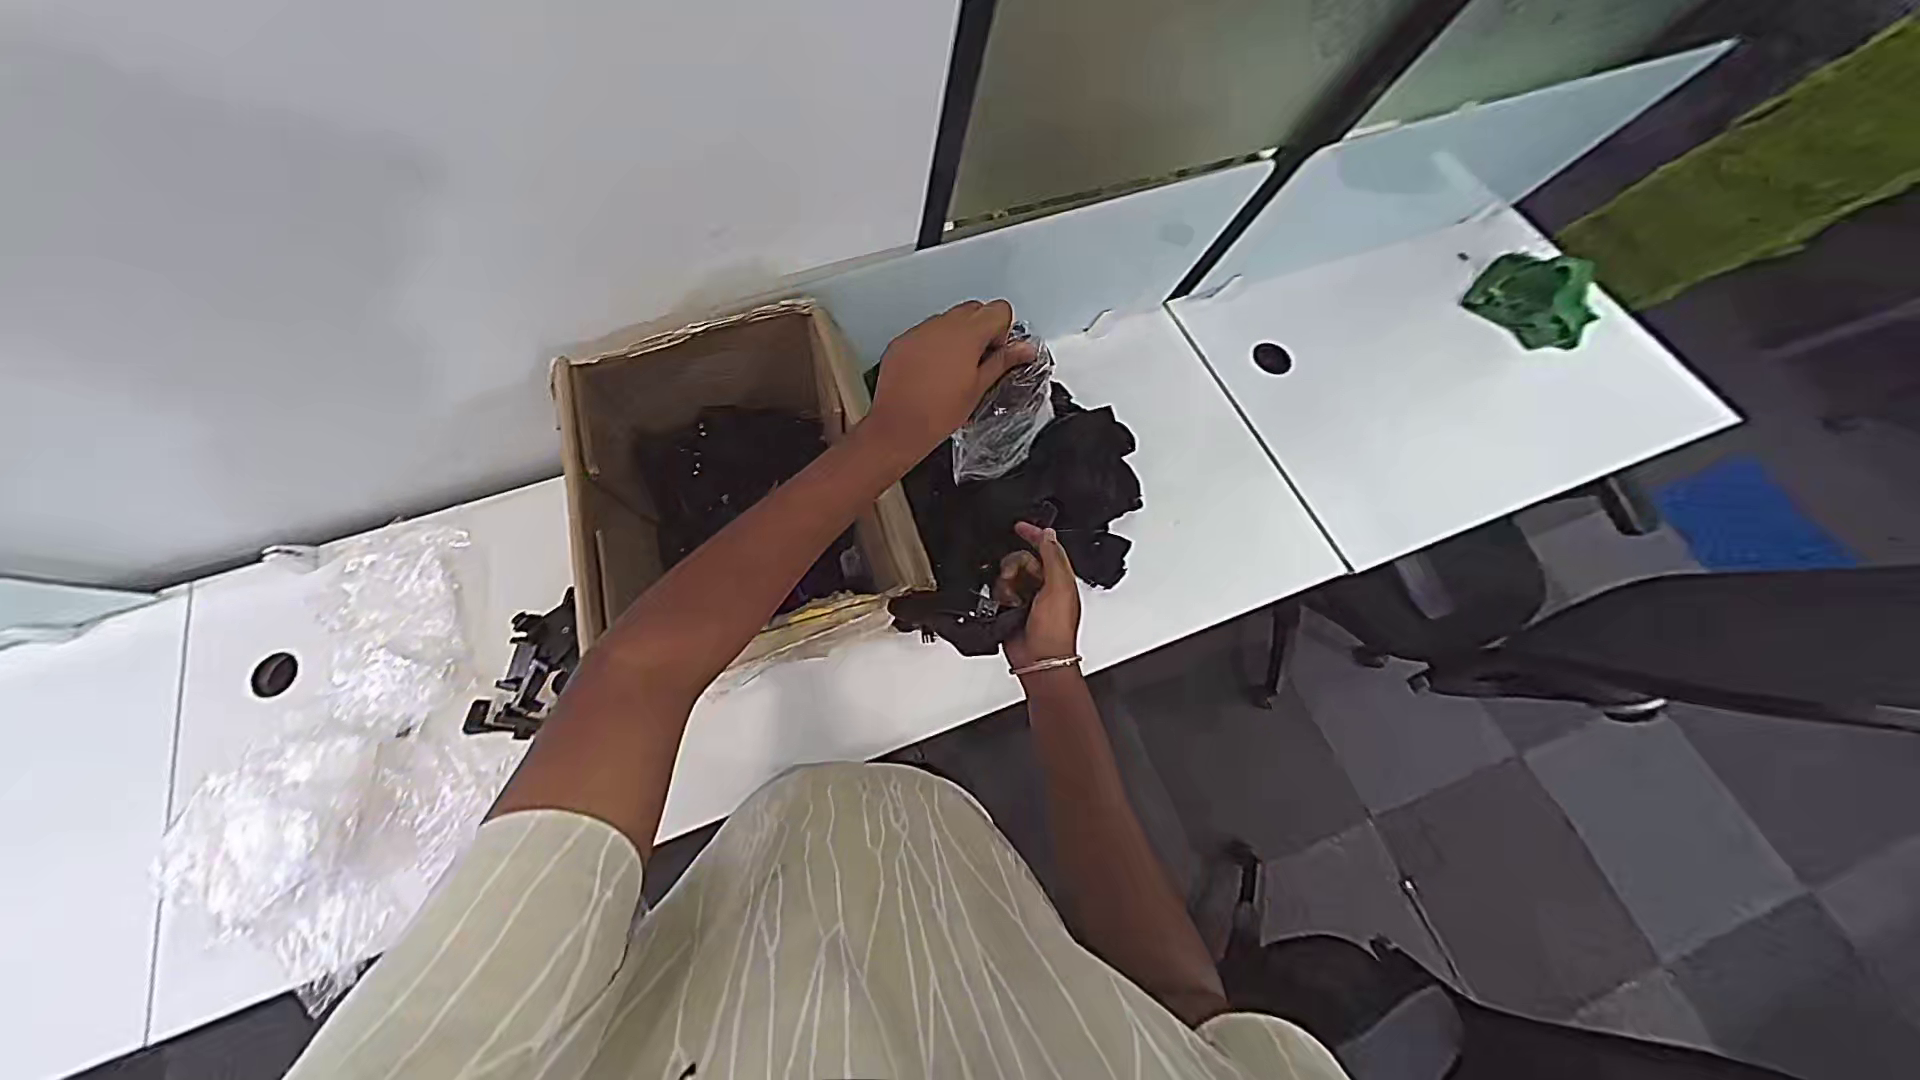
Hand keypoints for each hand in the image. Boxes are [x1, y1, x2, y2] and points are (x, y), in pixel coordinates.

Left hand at [862, 299, 1037, 463]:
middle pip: (974, 309)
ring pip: (948, 320)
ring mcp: (920, 331)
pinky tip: (932, 373)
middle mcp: (943, 325)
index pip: (999, 309)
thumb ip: (1003, 361)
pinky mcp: (902, 341)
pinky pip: (925, 332)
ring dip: (957, 337)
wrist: (899, 425)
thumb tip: (1025, 349)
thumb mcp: (979, 388)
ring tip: (954, 371)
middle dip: (982, 329)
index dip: (1003, 331)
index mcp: (968, 334)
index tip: (996, 352)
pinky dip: (933, 345)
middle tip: (979, 361)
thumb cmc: (939, 412)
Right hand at [1005, 521, 1080, 671]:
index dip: (1033, 535)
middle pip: (1021, 559)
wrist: (1038, 659)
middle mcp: (1042, 586)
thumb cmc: (1055, 631)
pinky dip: (1000, 596)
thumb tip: (1048, 534)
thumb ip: (1053, 558)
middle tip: (1020, 580)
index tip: (1019, 527)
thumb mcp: (1059, 587)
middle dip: (1016, 567)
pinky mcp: (1010, 608)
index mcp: (1059, 578)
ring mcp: (1026, 597)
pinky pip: (998, 591)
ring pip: (1007, 575)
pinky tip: (1007, 606)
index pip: (1046, 547)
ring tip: (1014, 599)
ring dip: (1007, 584)